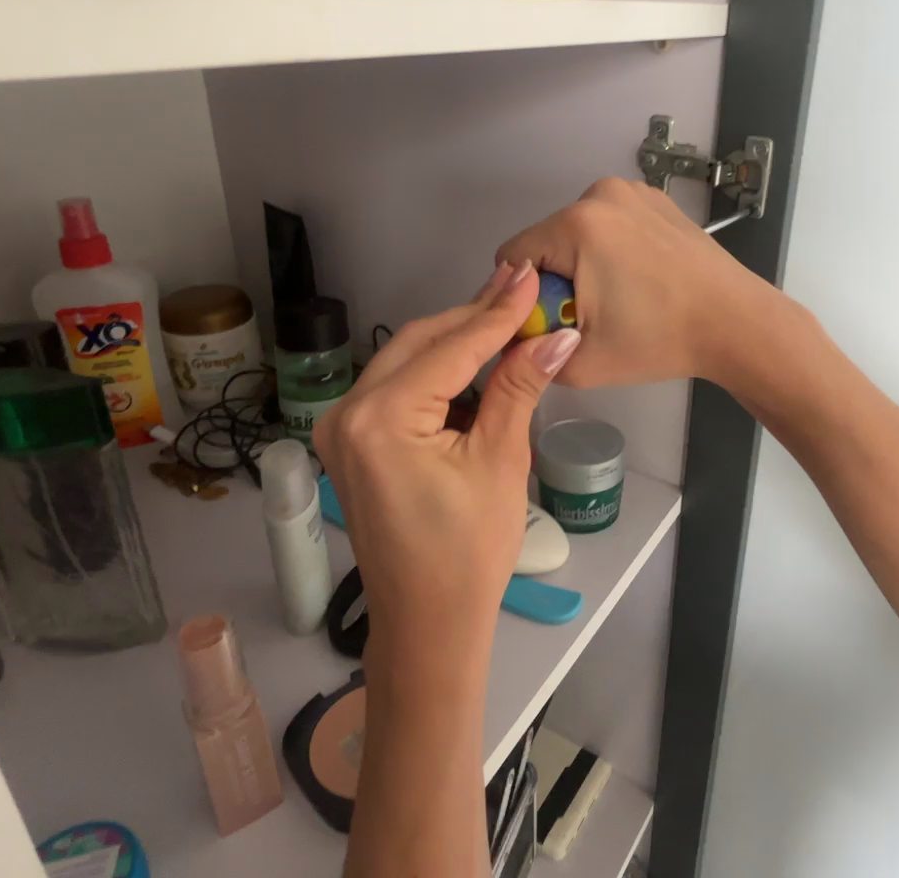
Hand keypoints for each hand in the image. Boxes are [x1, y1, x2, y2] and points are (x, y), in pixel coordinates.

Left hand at [315, 261, 582, 648]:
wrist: (428, 622)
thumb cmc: (469, 552)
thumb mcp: (500, 461)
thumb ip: (519, 386)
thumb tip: (557, 335)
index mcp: (380, 419)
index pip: (450, 348)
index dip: (497, 311)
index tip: (532, 276)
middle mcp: (346, 412)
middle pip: (419, 343)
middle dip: (472, 318)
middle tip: (521, 291)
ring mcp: (341, 428)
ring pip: (406, 361)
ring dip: (455, 344)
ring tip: (507, 322)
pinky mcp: (351, 443)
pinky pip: (397, 389)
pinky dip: (436, 374)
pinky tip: (475, 364)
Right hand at [496, 177, 791, 389]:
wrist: (736, 324)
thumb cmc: (661, 341)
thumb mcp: (581, 363)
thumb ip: (530, 351)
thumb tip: (510, 338)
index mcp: (577, 225)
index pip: (512, 258)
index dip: (523, 297)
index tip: (554, 322)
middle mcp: (600, 194)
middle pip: (545, 243)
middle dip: (556, 280)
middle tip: (592, 316)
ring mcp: (632, 192)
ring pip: (575, 233)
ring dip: (582, 265)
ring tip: (619, 298)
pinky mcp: (654, 200)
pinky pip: (608, 224)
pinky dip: (610, 250)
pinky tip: (639, 280)